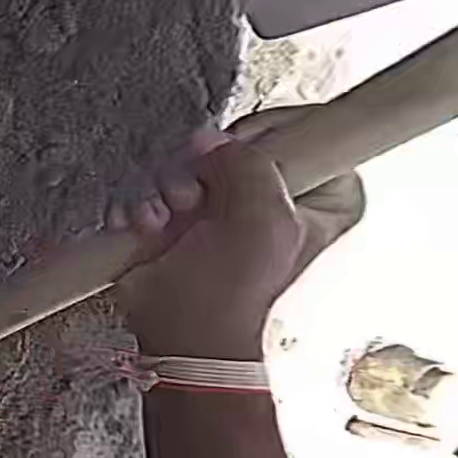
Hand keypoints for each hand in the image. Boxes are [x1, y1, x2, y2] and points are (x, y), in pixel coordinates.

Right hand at [111, 108, 363, 358]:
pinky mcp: (172, 218)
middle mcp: (266, 198)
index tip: (241, 141)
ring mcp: (215, 207)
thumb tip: (212, 140)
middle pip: (229, 149)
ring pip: (182, 167)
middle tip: (192, 199)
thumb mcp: (261, 220)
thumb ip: (249, 166)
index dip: (271, 131)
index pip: (308, 136)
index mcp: (316, 198)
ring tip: (163, 221)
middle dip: (198, 171)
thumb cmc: (232, 285)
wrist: (179, 327)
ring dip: (163, 192)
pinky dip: (141, 207)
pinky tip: (144, 228)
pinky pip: (148, 190)